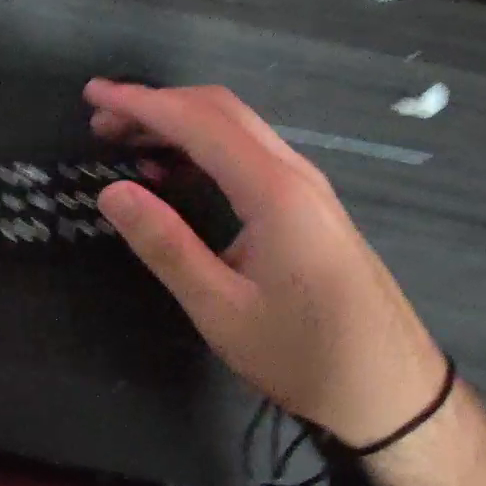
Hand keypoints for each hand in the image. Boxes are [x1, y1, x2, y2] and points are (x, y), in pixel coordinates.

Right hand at [85, 79, 448, 449]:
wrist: (391, 390)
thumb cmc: (302, 354)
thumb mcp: (220, 309)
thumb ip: (165, 245)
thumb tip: (112, 192)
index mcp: (273, 192)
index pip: (198, 123)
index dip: (141, 103)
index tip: (93, 95)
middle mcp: (294, 174)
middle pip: (220, 110)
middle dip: (156, 104)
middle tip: (101, 120)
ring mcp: (307, 187)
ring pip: (237, 128)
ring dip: (179, 122)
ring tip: (126, 140)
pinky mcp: (309, 206)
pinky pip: (249, 153)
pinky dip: (203, 146)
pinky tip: (173, 171)